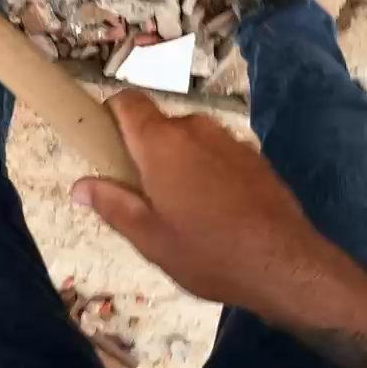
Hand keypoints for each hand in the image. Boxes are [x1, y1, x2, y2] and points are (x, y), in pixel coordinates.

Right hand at [73, 91, 360, 321]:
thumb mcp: (149, 238)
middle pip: (158, 125)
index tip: (105, 142)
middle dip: (146, 151)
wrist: (287, 265)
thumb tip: (79, 186)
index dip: (112, 113)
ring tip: (183, 209)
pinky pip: (216, 153)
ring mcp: (229, 139)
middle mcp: (195, 128)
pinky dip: (207, 170)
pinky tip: (217, 211)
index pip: (128, 101)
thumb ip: (112, 204)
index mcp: (161, 143)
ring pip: (189, 140)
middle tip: (143, 195)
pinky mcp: (254, 156)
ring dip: (179, 162)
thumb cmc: (208, 252)